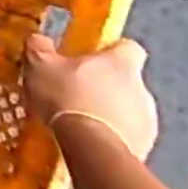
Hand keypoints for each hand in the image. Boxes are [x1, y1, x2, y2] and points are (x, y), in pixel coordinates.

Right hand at [24, 35, 158, 160]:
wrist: (91, 148)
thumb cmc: (66, 96)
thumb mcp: (39, 64)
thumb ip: (40, 47)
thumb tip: (41, 40)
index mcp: (120, 65)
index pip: (129, 47)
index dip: (112, 49)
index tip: (92, 55)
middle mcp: (142, 89)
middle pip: (126, 79)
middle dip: (104, 83)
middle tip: (75, 89)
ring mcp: (148, 120)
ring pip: (128, 107)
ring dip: (109, 109)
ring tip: (80, 117)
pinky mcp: (146, 146)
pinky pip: (128, 133)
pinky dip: (112, 133)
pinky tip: (89, 138)